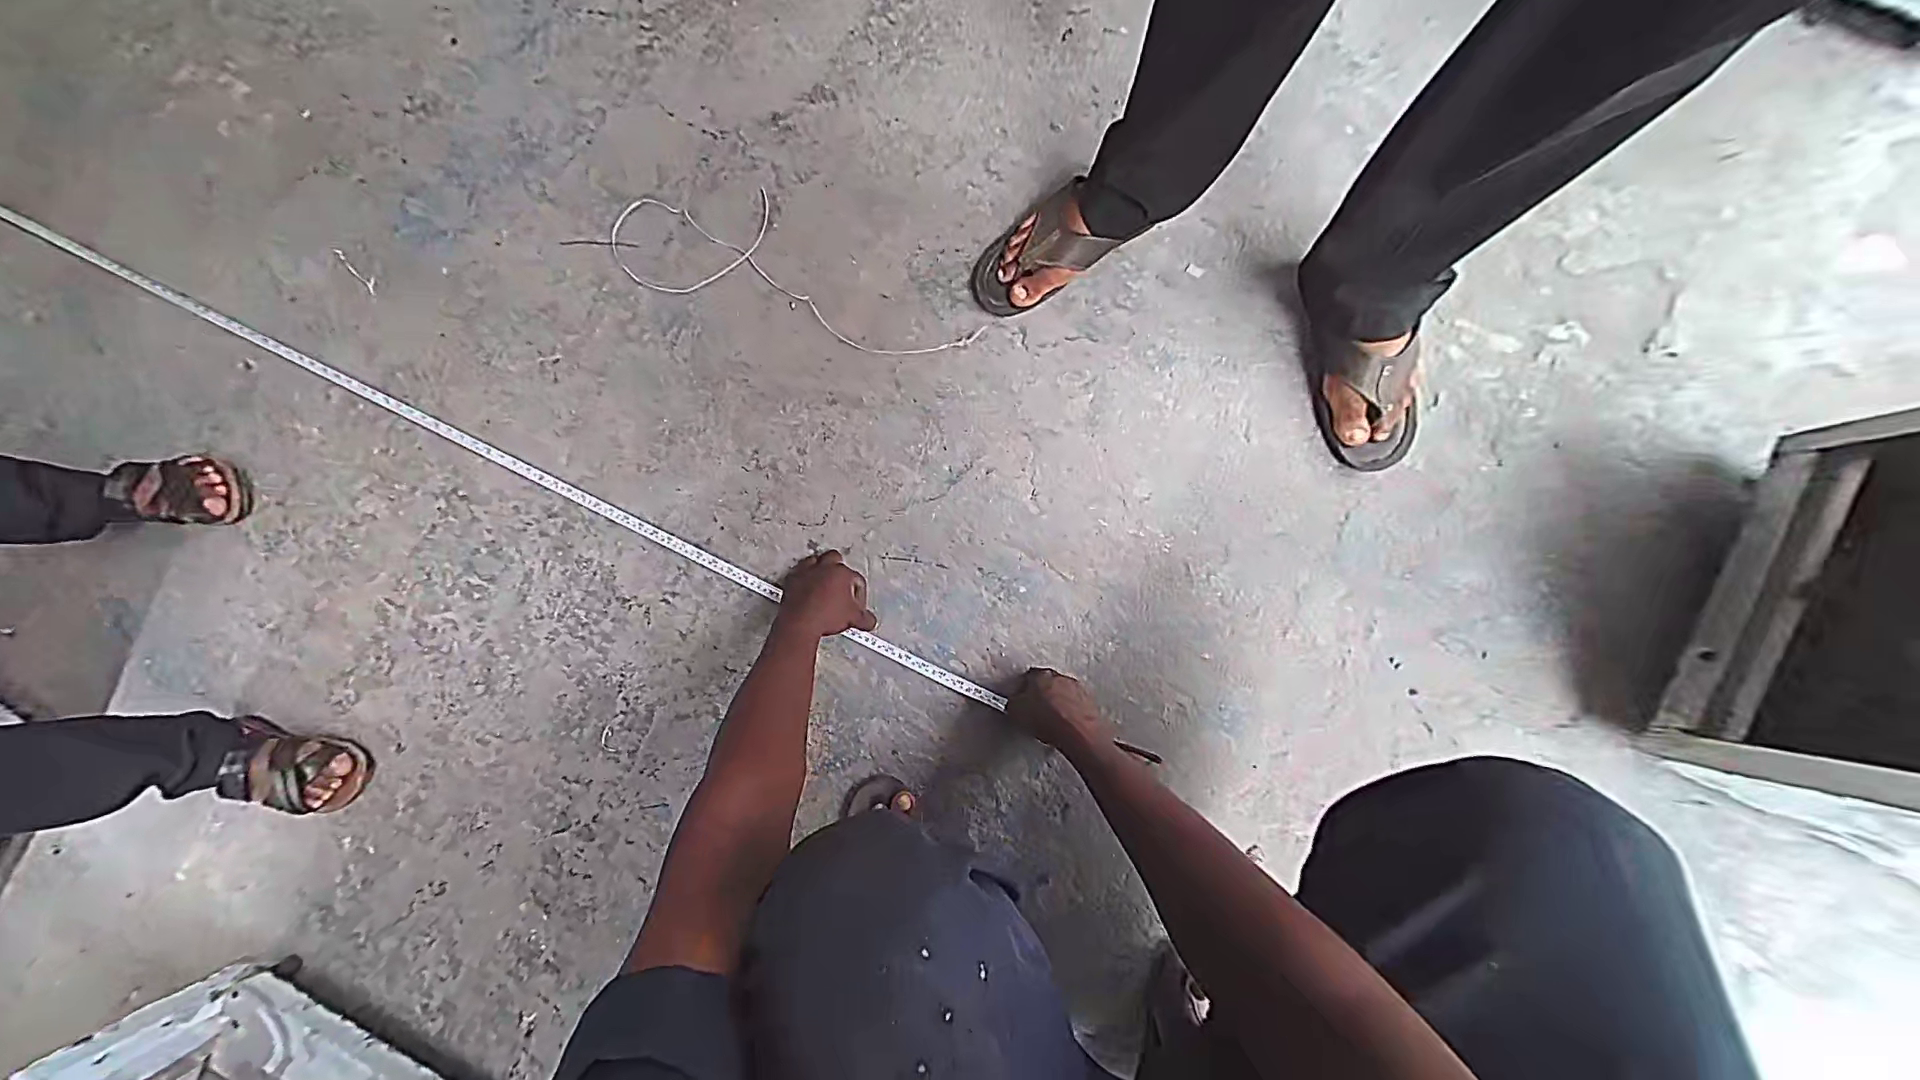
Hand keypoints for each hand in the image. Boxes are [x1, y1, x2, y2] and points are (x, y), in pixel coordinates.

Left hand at [773, 551, 877, 639]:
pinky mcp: (792, 579)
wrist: (800, 622)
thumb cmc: (824, 615)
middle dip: (839, 568)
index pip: (857, 579)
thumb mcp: (853, 619)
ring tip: (823, 580)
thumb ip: (865, 618)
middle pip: (835, 558)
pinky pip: (799, 571)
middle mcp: (825, 567)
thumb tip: (869, 621)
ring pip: (816, 560)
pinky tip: (806, 586)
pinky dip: (804, 577)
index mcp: (843, 573)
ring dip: (820, 568)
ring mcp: (807, 571)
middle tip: (841, 582)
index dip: (859, 593)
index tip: (856, 605)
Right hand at [1006, 668, 1111, 753]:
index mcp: (1039, 674)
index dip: (1022, 690)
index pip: (1027, 677)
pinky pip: (1075, 706)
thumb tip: (1012, 703)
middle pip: (1047, 683)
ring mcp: (1076, 689)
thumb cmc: (1048, 719)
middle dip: (1041, 695)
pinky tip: (1064, 726)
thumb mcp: (1016, 712)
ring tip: (1050, 722)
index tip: (1020, 700)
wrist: (1077, 731)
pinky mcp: (1089, 703)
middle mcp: (1059, 677)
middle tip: (1035, 711)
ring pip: (1062, 693)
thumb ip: (1013, 703)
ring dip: (1057, 703)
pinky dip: (1070, 713)